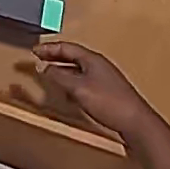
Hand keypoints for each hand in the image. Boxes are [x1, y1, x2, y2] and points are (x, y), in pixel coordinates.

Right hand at [33, 42, 168, 145]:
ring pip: (78, 68)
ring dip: (63, 69)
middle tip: (39, 59)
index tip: (35, 51)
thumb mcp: (78, 88)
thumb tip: (44, 67)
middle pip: (73, 55)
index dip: (49, 48)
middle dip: (55, 57)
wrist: (135, 121)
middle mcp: (98, 64)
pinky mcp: (107, 90)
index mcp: (92, 59)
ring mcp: (104, 77)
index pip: (66, 47)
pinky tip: (68, 92)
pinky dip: (71, 81)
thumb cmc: (108, 102)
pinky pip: (84, 79)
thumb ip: (59, 77)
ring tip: (49, 74)